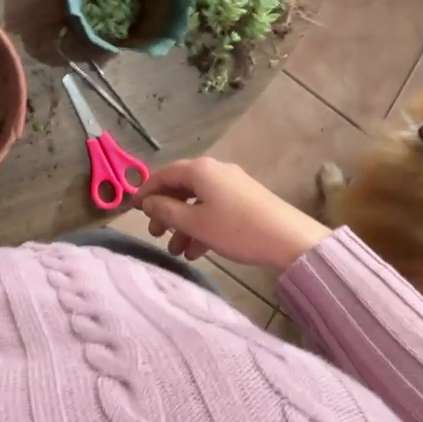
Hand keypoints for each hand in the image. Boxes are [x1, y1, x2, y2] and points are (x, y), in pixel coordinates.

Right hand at [135, 157, 330, 269]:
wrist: (290, 238)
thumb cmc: (236, 229)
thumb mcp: (195, 223)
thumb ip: (166, 211)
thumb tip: (147, 203)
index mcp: (200, 170)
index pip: (163, 174)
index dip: (145, 192)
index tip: (133, 210)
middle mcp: (214, 170)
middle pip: (180, 188)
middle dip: (165, 213)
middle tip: (155, 235)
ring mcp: (232, 184)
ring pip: (198, 202)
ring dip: (183, 225)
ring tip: (177, 251)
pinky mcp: (245, 199)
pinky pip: (214, 208)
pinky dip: (202, 225)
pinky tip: (198, 251)